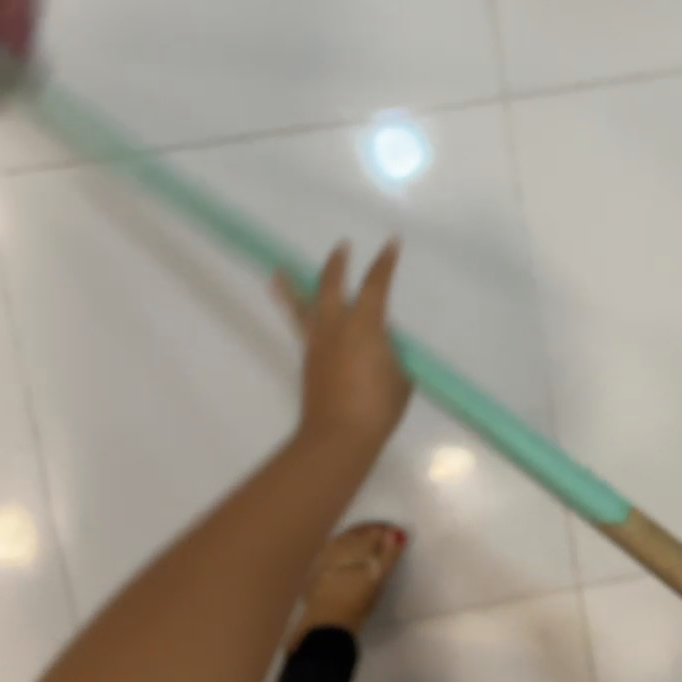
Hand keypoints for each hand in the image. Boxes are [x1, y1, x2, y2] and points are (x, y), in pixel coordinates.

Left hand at [274, 241, 412, 448]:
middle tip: (342, 247)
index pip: (376, 285)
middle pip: (332, 285)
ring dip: (295, 285)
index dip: (384, 263)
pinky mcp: (308, 360)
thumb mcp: (401, 377)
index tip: (391, 244)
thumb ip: (393, 355)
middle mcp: (336, 326)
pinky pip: (298, 326)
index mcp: (365, 326)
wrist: (338, 437)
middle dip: (338, 264)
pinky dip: (291, 310)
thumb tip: (384, 347)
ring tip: (280, 270)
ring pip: (304, 305)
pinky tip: (288, 307)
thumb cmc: (377, 408)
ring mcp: (317, 343)